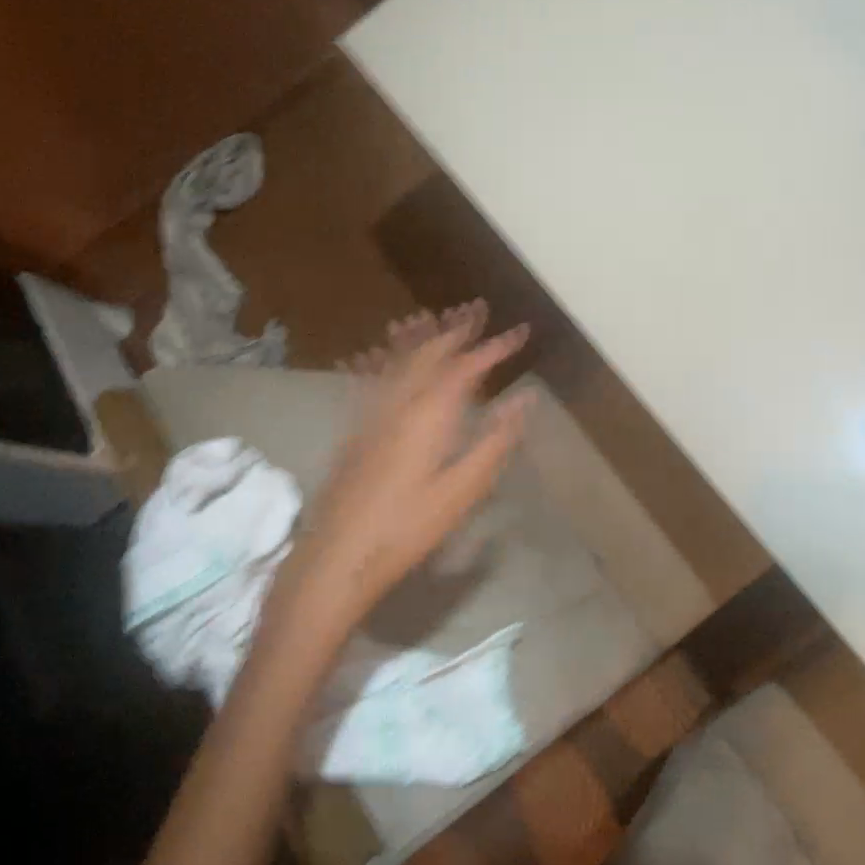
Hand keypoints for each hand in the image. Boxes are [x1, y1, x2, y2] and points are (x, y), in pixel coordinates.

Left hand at [271, 303, 531, 643]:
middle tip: (480, 309)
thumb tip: (525, 398)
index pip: (468, 366)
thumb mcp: (463, 490)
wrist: (338, 555)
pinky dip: (389, 357)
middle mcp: (398, 402)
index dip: (496, 346)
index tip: (522, 331)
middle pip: (430, 352)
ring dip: (423, 336)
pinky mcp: (356, 428)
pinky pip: (375, 377)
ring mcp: (371, 413)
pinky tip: (385, 354)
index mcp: (429, 414)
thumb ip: (495, 440)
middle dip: (457, 328)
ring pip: (399, 359)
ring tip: (439, 316)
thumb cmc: (408, 527)